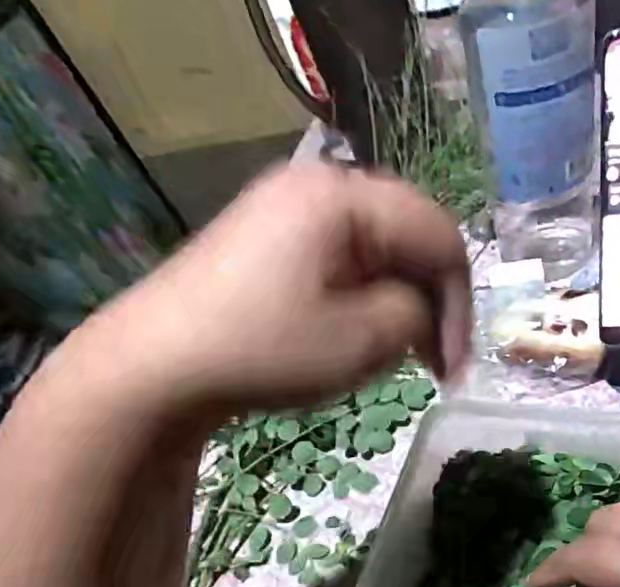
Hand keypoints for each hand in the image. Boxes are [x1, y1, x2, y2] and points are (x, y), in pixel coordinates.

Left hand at [77, 164, 470, 421]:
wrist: (160, 364)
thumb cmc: (268, 348)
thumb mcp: (365, 339)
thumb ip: (419, 314)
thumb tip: (424, 310)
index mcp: (346, 197)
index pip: (441, 237)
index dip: (460, 305)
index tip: (455, 367)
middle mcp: (321, 186)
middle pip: (413, 237)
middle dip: (434, 303)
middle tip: (436, 365)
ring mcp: (292, 208)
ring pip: (382, 250)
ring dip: (405, 303)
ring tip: (404, 356)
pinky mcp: (275, 236)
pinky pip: (347, 258)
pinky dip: (370, 296)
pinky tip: (365, 334)